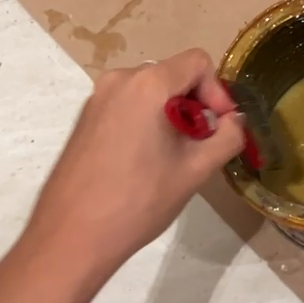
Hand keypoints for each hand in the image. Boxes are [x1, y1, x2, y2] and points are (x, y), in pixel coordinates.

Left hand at [20, 50, 247, 283]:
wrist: (68, 239)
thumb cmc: (137, 202)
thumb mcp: (195, 171)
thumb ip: (227, 137)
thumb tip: (235, 120)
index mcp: (147, 84)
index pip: (198, 62)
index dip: (217, 91)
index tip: (219, 127)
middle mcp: (119, 80)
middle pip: (174, 74)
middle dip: (195, 105)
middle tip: (201, 144)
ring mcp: (97, 99)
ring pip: (151, 91)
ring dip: (172, 114)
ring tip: (174, 156)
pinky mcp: (85, 119)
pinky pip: (129, 104)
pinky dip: (147, 120)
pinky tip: (145, 161)